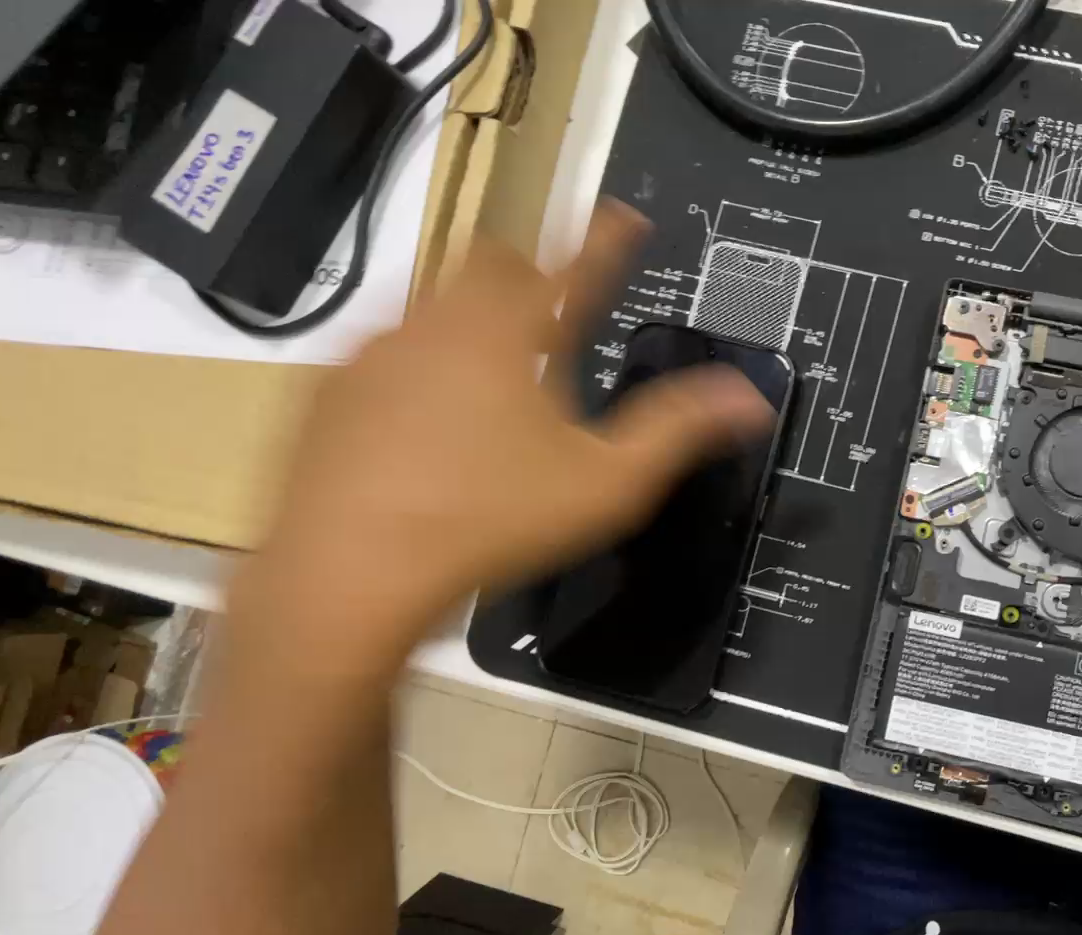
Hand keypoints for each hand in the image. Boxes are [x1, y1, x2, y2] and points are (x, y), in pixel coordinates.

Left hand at [246, 200, 774, 671]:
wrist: (352, 570)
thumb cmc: (495, 519)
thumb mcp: (609, 481)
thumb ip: (681, 430)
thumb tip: (750, 398)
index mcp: (509, 335)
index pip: (574, 269)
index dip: (607, 242)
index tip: (624, 216)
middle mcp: (436, 324)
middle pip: (489, 263)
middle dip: (530, 268)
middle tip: (557, 301)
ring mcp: (374, 353)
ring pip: (432, 302)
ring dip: (474, 314)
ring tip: (499, 363)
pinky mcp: (331, 391)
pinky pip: (386, 348)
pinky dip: (424, 360)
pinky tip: (433, 414)